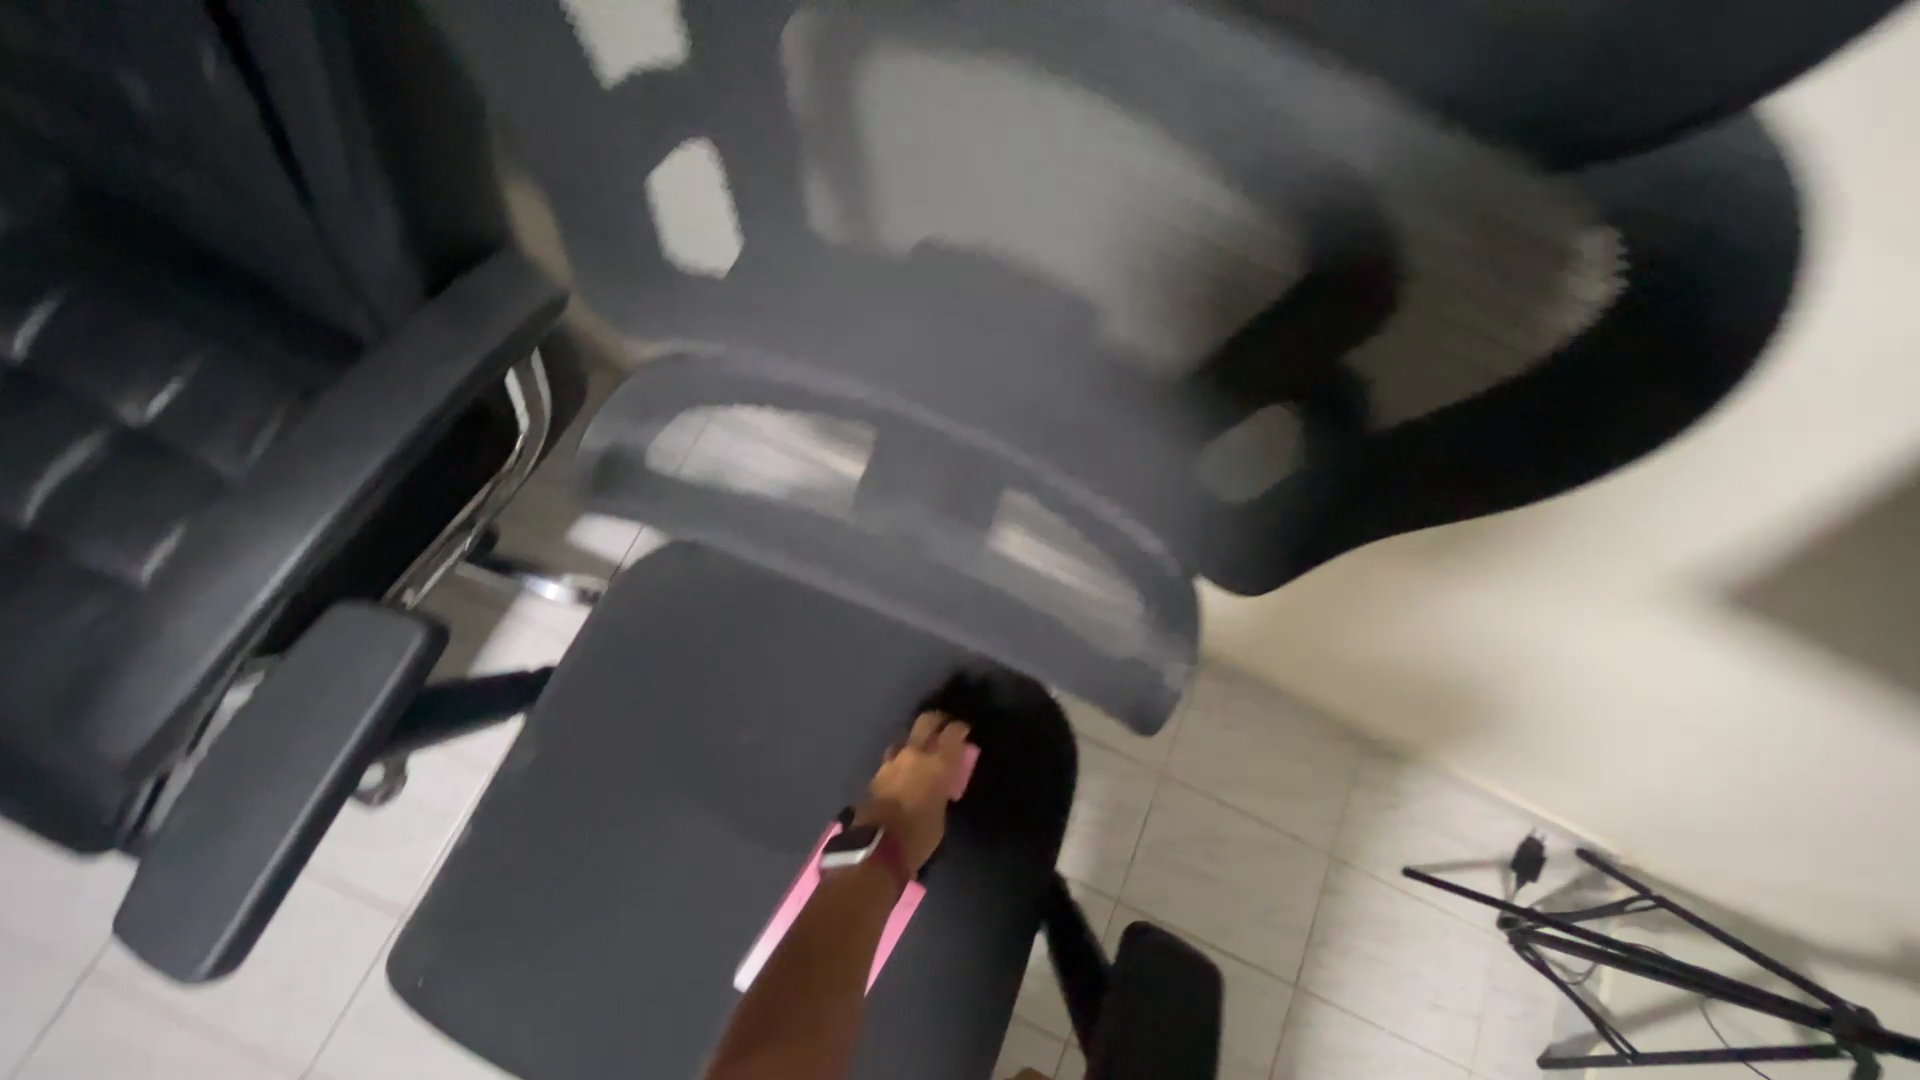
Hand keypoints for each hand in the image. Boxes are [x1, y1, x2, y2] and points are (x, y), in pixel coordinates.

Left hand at [855, 712, 971, 873]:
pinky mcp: (877, 773)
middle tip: (945, 726)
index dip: (961, 728)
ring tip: (921, 751)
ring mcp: (892, 762)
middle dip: (938, 720)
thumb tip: (941, 785)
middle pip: (926, 721)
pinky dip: (901, 759)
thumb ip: (942, 791)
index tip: (966, 730)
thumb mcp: (941, 814)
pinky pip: (893, 757)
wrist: (877, 848)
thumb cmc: (919, 836)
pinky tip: (904, 770)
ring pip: (905, 737)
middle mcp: (914, 755)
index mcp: (937, 764)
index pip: (953, 732)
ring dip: (915, 740)